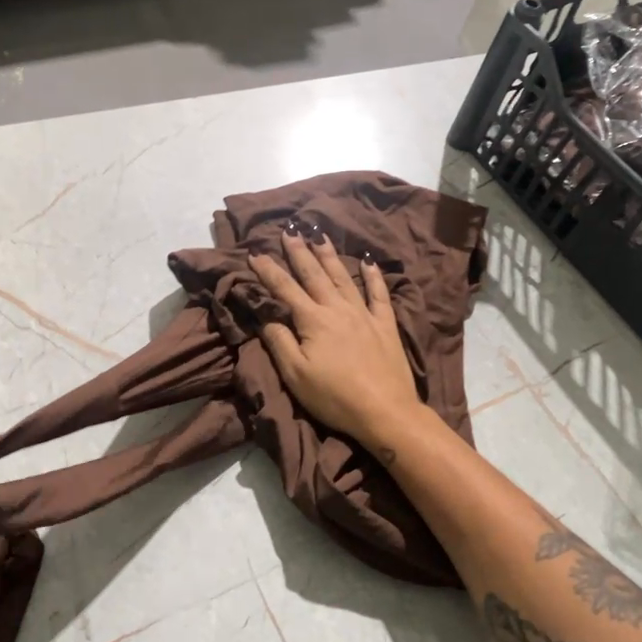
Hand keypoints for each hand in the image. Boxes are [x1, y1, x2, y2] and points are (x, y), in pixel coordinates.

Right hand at [249, 228, 427, 448]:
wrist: (386, 412)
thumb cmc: (335, 397)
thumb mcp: (296, 375)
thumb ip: (279, 342)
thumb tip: (267, 318)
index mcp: (313, 320)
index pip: (284, 289)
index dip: (268, 270)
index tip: (254, 253)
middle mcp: (337, 308)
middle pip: (314, 274)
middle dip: (299, 251)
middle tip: (289, 229)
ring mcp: (364, 314)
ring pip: (343, 276)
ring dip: (329, 255)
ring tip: (319, 234)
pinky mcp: (385, 325)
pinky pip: (379, 294)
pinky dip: (373, 276)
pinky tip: (369, 261)